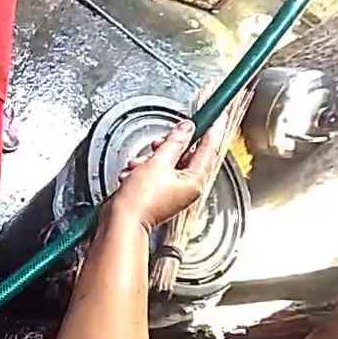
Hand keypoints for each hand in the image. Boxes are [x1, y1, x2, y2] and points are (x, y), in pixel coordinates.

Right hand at [105, 118, 223, 231]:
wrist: (121, 221)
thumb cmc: (140, 200)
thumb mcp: (159, 162)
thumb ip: (175, 142)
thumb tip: (187, 129)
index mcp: (194, 181)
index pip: (209, 150)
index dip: (212, 131)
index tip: (216, 117)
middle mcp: (186, 188)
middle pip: (185, 156)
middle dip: (168, 146)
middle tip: (159, 142)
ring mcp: (172, 192)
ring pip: (167, 164)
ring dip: (150, 159)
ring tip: (137, 164)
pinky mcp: (158, 195)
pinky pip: (155, 174)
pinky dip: (143, 170)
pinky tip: (132, 174)